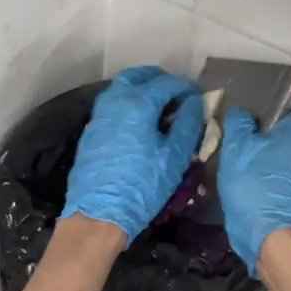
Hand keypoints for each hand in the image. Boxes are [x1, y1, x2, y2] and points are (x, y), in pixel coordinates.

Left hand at [61, 66, 204, 242]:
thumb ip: (188, 125)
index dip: (186, 88)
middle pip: (140, 76)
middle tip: (178, 97)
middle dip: (161, 81)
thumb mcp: (174, 157)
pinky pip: (113, 106)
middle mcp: (115, 101)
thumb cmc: (142, 186)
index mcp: (138, 103)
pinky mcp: (91, 132)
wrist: (99, 214)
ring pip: (122, 89)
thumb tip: (195, 103)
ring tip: (160, 110)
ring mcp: (99, 116)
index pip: (167, 83)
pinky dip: (129, 105)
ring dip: (143, 91)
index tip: (198, 99)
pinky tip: (139, 125)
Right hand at [219, 97, 290, 275]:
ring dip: (272, 153)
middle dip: (277, 128)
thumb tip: (241, 113)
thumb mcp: (237, 150)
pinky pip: (286, 175)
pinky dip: (272, 173)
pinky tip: (249, 179)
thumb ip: (238, 126)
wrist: (273, 237)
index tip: (274, 103)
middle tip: (249, 129)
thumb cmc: (257, 185)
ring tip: (245, 155)